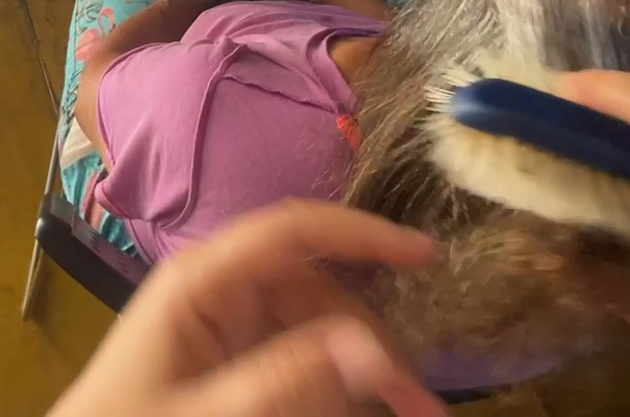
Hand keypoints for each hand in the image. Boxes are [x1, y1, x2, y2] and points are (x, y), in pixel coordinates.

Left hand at [48, 201, 446, 416]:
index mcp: (202, 278)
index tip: (427, 254)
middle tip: (421, 405)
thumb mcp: (204, 415)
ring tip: (406, 410)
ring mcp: (226, 325)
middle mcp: (220, 289)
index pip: (291, 231)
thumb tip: (372, 348)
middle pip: (314, 289)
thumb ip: (285, 384)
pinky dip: (331, 385)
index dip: (360, 232)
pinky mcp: (231, 360)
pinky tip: (356, 407)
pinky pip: (296, 360)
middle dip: (371, 336)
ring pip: (314, 328)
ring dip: (360, 368)